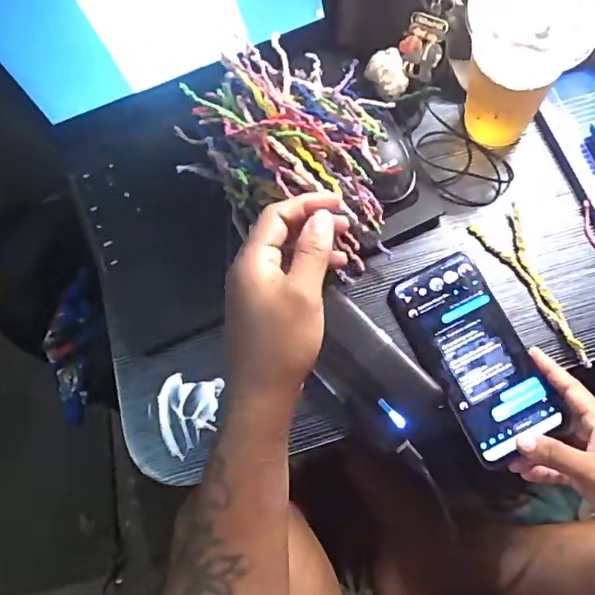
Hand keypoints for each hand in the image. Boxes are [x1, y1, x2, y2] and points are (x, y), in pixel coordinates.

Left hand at [224, 193, 351, 399]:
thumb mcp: (303, 292)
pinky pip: (285, 274)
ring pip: (285, 254)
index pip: (276, 215)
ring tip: (346, 248)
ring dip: (313, 246)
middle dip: (313, 223)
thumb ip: (311, 251)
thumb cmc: (283, 341)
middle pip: (279, 232)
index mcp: (252, 260)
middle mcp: (248, 269)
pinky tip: (330, 273)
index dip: (307, 203)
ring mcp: (253, 288)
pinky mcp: (262, 306)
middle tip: (347, 224)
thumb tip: (320, 216)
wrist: (261, 393)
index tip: (338, 202)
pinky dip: (307, 267)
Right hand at [508, 348, 594, 550]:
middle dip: (532, 412)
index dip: (552, 371)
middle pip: (558, 416)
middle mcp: (593, 434)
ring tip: (506, 448)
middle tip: (504, 406)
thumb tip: (521, 438)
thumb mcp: (592, 471)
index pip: (572, 389)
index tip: (532, 353)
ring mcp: (590, 457)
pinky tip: (523, 472)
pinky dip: (543, 468)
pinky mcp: (588, 477)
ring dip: (534, 446)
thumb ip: (556, 454)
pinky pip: (559, 466)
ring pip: (555, 444)